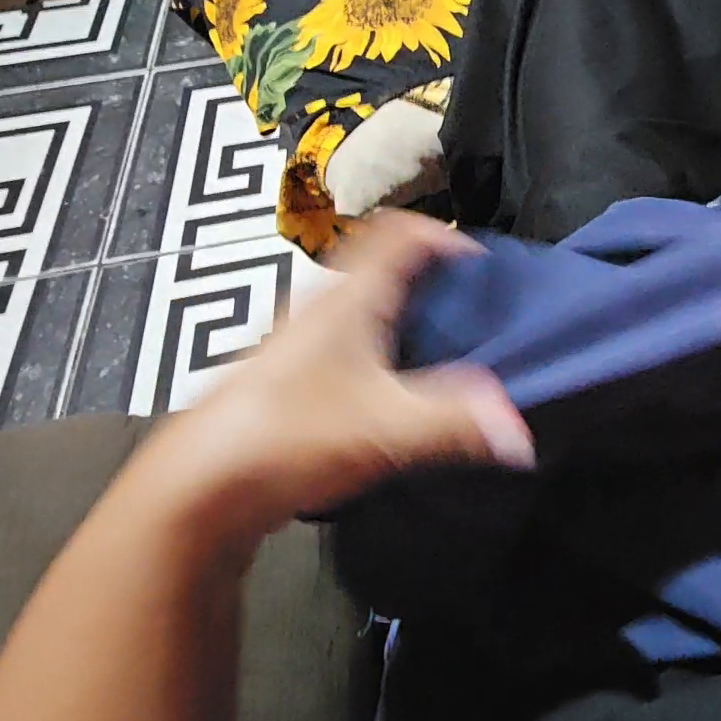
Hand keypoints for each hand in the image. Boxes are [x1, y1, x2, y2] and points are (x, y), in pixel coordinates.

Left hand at [139, 211, 534, 549]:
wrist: (198, 488)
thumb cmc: (290, 434)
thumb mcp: (387, 426)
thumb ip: (459, 424)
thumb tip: (522, 434)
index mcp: (348, 297)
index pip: (398, 232)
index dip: (442, 234)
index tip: (479, 263)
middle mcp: (320, 305)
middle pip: (382, 263)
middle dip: (431, 275)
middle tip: (471, 306)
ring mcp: (299, 339)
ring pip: (362, 302)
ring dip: (404, 311)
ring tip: (444, 346)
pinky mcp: (288, 374)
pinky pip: (347, 337)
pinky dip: (380, 344)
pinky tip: (394, 388)